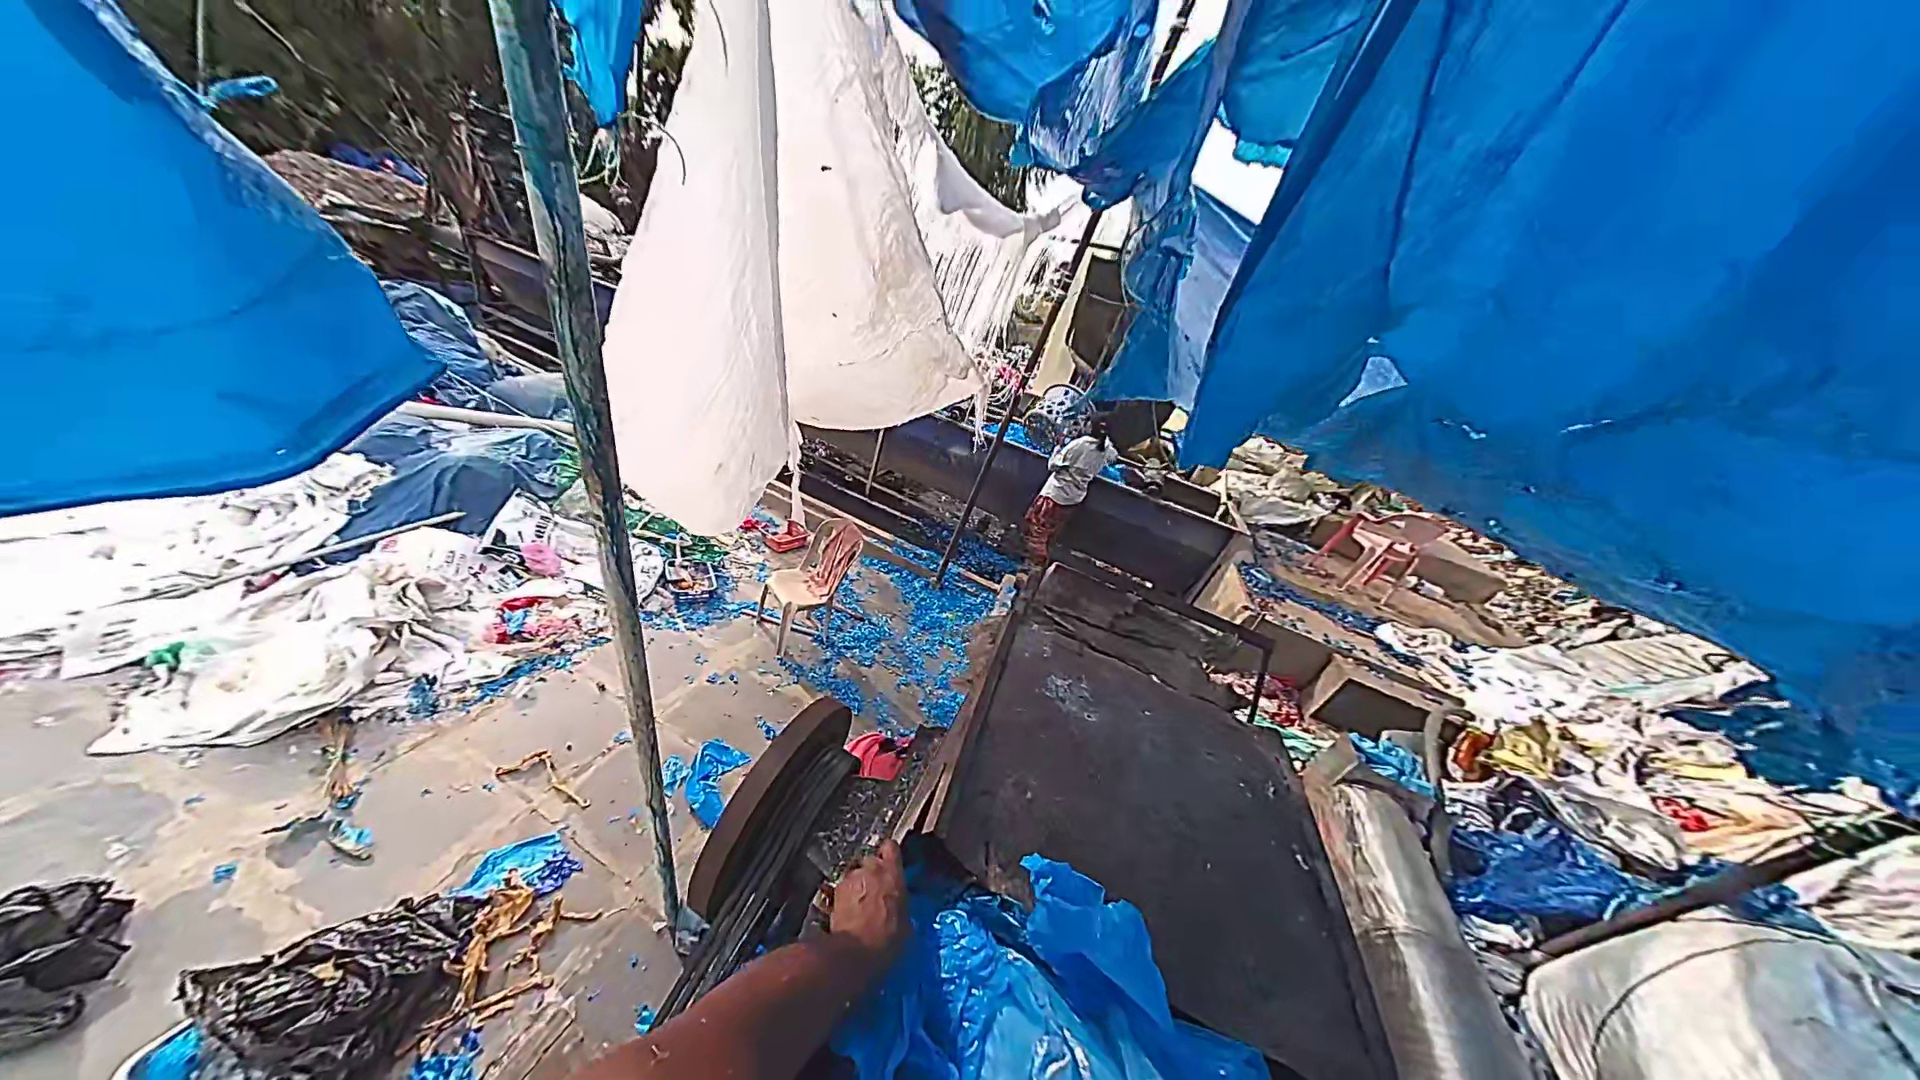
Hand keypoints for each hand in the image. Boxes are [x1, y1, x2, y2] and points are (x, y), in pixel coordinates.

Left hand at [829, 840, 905, 973]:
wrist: (855, 952)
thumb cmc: (887, 940)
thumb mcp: (906, 923)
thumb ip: (901, 904)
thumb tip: (898, 907)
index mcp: (893, 874)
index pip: (891, 847)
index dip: (889, 854)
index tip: (890, 864)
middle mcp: (871, 869)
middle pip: (871, 860)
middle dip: (873, 872)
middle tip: (875, 891)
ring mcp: (851, 879)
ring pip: (856, 875)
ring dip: (858, 885)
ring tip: (859, 906)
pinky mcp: (836, 892)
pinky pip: (843, 889)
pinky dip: (845, 897)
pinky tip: (848, 913)